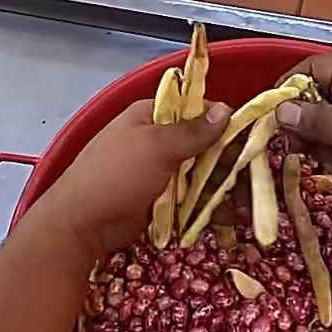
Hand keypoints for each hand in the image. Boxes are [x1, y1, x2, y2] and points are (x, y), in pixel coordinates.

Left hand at [24, 98, 229, 258]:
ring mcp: (156, 170)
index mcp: (149, 115)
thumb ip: (193, 131)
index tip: (248, 134)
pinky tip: (223, 214)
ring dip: (216, 185)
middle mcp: (155, 139)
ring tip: (241, 199)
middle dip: (223, 157)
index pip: (194, 108)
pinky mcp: (158, 197)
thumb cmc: (115, 175)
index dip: (220, 119)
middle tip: (250, 173)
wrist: (82, 224)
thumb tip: (225, 109)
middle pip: (200, 142)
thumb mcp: (157, 147)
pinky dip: (202, 204)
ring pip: (197, 172)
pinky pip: (187, 196)